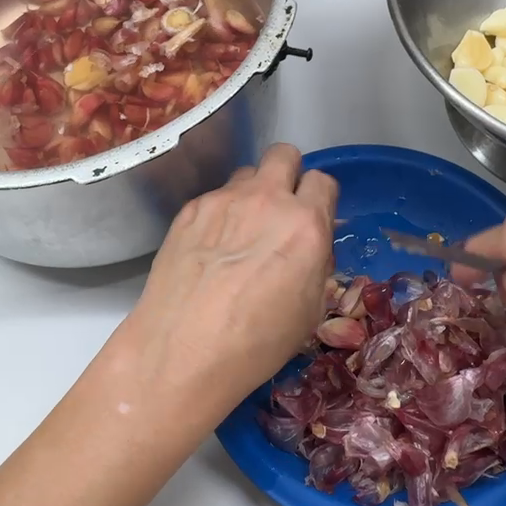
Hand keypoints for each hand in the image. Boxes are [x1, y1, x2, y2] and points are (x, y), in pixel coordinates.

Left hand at [118, 144, 338, 421]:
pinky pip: (214, 197)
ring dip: (251, 193)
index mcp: (305, 225)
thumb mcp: (309, 310)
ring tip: (240, 231)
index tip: (312, 217)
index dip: (319, 199)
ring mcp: (224, 199)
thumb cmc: (256, 344)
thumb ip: (315, 261)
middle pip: (284, 154)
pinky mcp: (190, 208)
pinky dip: (219, 215)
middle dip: (287, 174)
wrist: (182, 351)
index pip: (323, 181)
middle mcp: (266, 200)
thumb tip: (309, 244)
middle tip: (279, 208)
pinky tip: (209, 249)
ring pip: (247, 173)